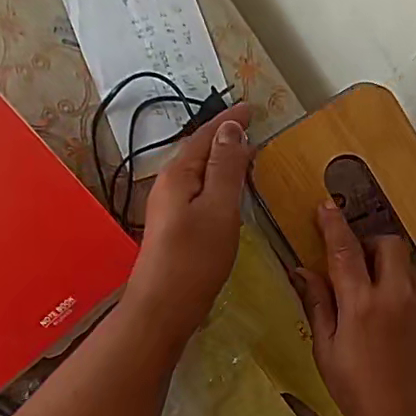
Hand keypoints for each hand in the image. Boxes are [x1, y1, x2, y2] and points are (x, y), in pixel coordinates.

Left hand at [124, 104, 252, 337]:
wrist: (163, 308)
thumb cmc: (194, 259)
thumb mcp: (219, 209)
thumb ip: (226, 168)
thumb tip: (231, 128)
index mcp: (178, 175)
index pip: (206, 137)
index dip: (230, 121)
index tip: (252, 107)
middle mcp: (168, 187)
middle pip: (198, 153)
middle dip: (223, 139)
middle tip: (251, 130)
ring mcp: (168, 211)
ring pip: (197, 175)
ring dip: (219, 163)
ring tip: (243, 158)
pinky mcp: (174, 232)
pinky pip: (198, 196)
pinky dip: (216, 187)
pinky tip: (227, 198)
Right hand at [294, 201, 415, 415]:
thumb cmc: (359, 391)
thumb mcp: (327, 352)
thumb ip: (318, 305)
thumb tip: (302, 270)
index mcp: (362, 305)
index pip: (344, 250)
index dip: (332, 224)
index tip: (325, 207)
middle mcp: (397, 294)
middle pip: (387, 243)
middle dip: (370, 244)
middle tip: (356, 265)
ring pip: (408, 263)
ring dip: (390, 267)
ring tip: (378, 296)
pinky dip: (407, 286)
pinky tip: (397, 313)